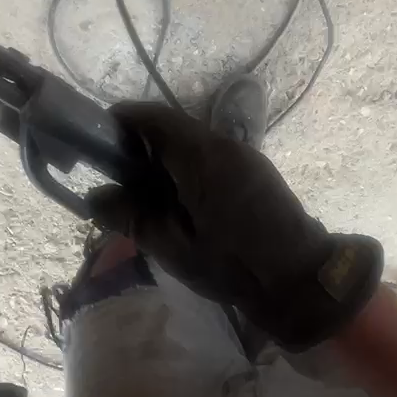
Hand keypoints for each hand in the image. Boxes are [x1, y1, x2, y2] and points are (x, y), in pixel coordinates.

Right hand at [86, 103, 381, 349]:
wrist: (301, 278)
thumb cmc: (233, 264)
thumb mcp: (173, 247)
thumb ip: (131, 218)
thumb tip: (95, 196)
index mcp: (202, 156)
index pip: (155, 118)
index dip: (124, 120)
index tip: (99, 138)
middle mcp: (224, 144)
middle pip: (174, 127)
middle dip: (142, 144)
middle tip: (116, 176)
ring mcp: (244, 155)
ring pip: (193, 142)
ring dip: (166, 157)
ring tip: (144, 193)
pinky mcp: (255, 170)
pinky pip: (212, 155)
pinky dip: (188, 167)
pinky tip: (178, 200)